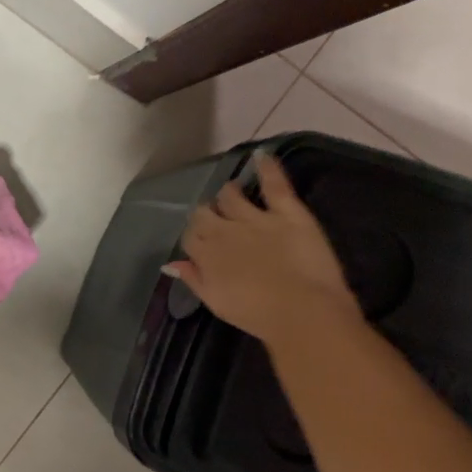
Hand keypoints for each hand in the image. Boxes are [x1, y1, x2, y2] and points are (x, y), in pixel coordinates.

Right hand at [167, 151, 361, 347]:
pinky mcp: (287, 212)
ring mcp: (256, 218)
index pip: (190, 235)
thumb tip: (170, 264)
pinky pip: (274, 185)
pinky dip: (268, 169)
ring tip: (232, 193)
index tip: (202, 242)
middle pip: (205, 212)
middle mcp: (224, 230)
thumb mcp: (215, 302)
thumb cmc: (255, 314)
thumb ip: (193, 278)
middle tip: (216, 219)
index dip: (195, 236)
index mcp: (205, 254)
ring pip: (232, 196)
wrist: (301, 311)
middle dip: (207, 213)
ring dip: (229, 194)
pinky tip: (262, 156)